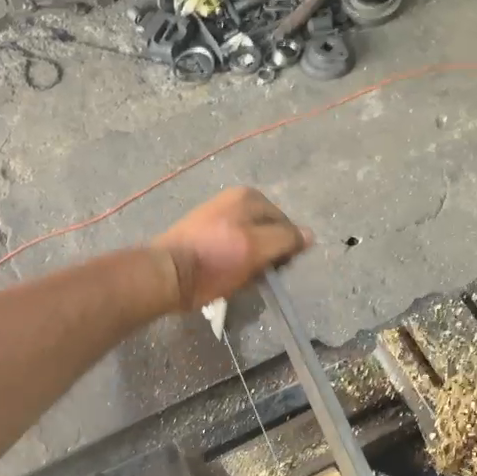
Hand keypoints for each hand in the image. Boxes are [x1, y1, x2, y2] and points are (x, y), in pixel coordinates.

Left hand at [152, 187, 312, 311]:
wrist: (168, 275)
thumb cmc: (215, 260)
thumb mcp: (257, 248)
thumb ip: (286, 239)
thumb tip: (309, 235)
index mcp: (248, 196)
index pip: (286, 224)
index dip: (285, 249)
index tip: (274, 269)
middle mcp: (232, 200)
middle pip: (268, 232)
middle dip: (266, 255)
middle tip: (255, 275)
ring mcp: (216, 216)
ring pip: (250, 243)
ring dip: (249, 263)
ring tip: (237, 278)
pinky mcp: (202, 236)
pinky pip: (231, 249)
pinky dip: (233, 264)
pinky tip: (224, 276)